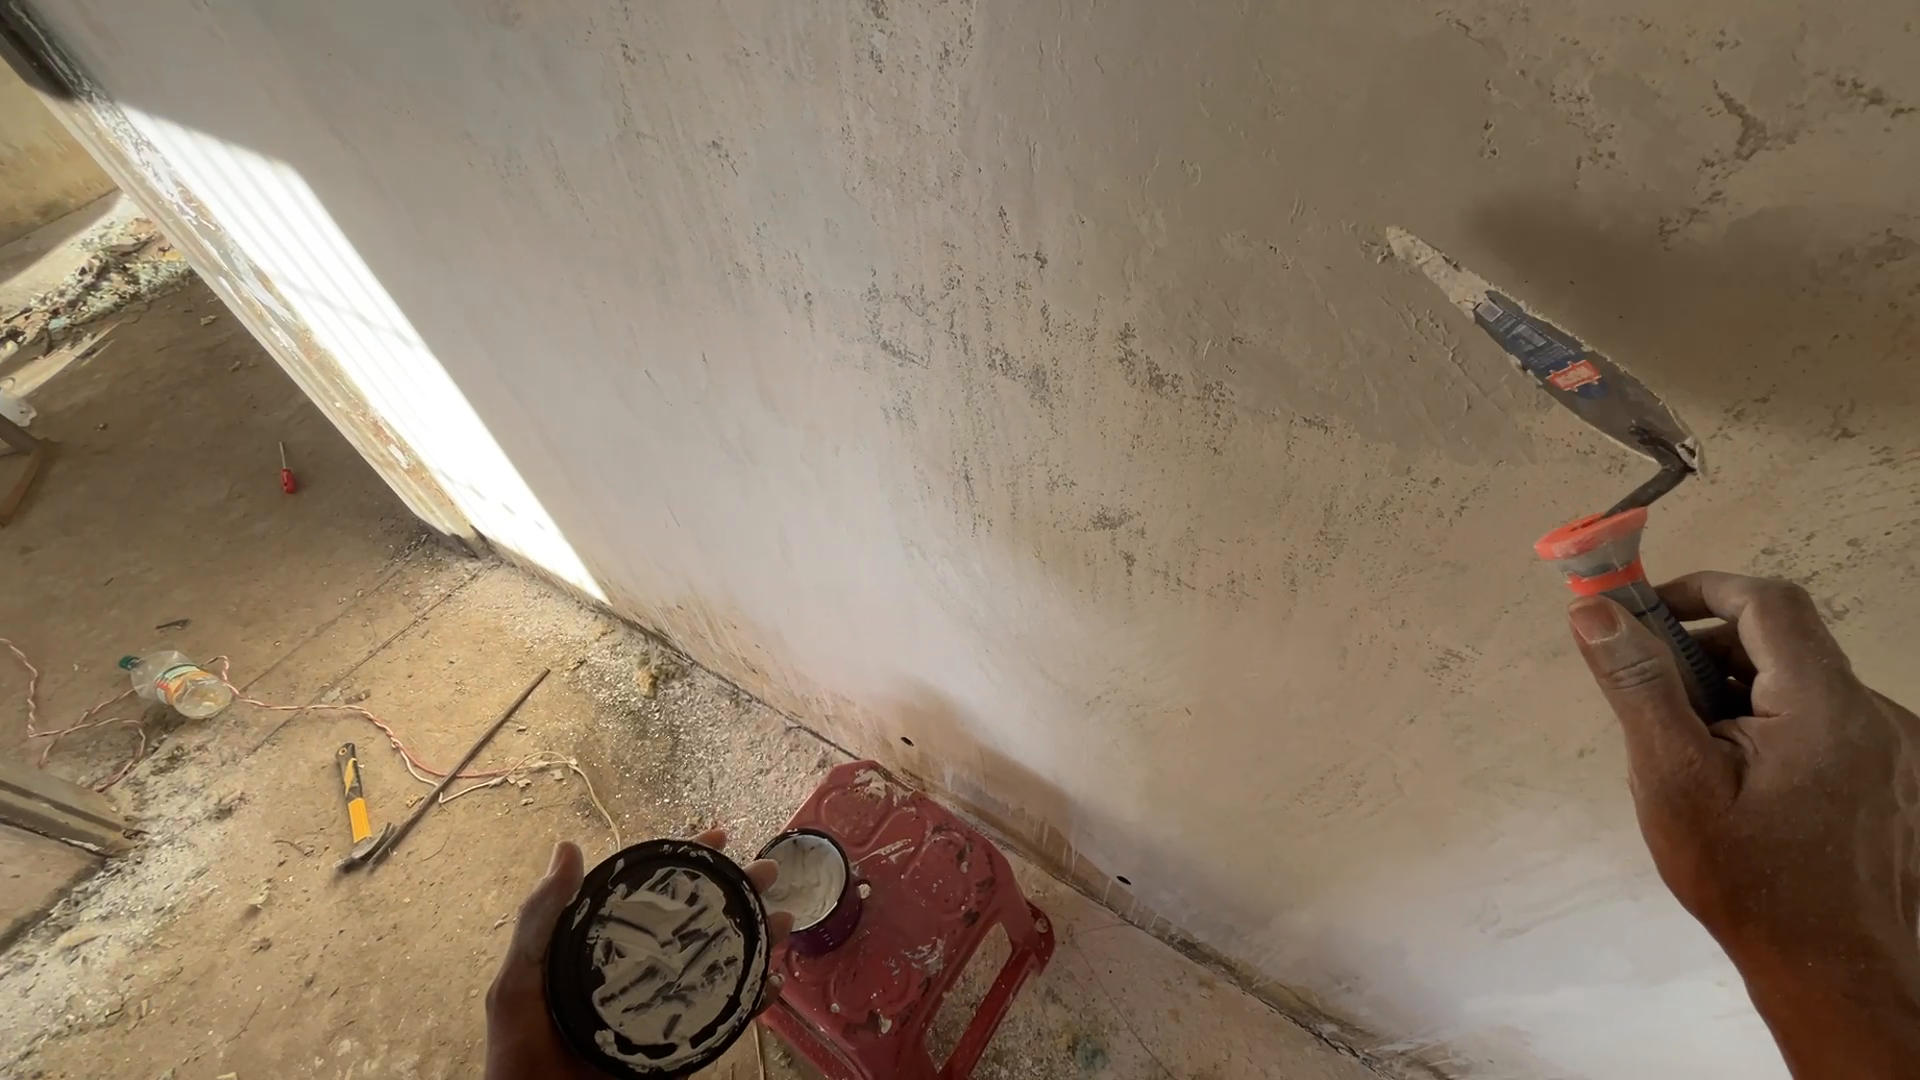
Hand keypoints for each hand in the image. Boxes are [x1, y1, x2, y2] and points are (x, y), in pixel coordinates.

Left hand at [483, 830, 793, 1079]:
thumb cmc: (522, 1062)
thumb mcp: (517, 989)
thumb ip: (539, 923)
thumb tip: (567, 848)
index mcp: (610, 947)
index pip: (655, 891)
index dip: (687, 859)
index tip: (719, 835)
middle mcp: (646, 968)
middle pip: (702, 917)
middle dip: (740, 888)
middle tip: (769, 870)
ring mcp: (668, 1006)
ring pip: (725, 958)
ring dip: (760, 935)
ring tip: (785, 920)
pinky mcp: (685, 1046)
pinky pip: (730, 1016)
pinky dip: (757, 997)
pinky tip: (774, 981)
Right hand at [1568, 572, 1919, 1075]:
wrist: (1830, 967)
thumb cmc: (1741, 867)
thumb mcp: (1670, 770)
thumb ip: (1637, 681)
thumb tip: (1593, 611)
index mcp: (1826, 706)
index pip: (1768, 600)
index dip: (1696, 588)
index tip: (1633, 613)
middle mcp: (1871, 714)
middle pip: (1774, 638)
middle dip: (1695, 646)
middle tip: (1640, 692)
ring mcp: (1884, 747)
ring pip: (1786, 678)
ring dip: (1718, 686)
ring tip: (1676, 744)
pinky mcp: (1879, 774)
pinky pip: (1803, 715)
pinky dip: (1748, 717)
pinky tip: (1720, 772)